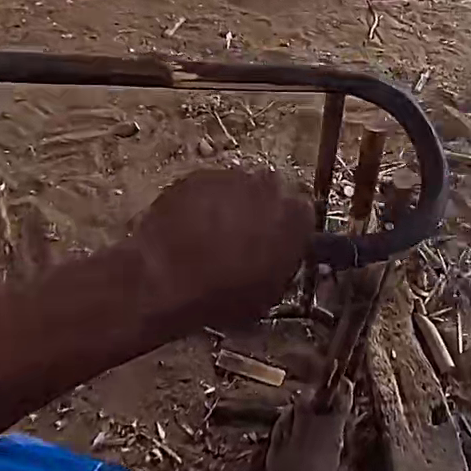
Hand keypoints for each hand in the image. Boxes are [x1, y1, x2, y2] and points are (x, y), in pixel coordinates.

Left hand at [126, 169, 312, 330]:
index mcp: (293, 216)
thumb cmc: (224, 295)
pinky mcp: (197, 175)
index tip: (276, 242)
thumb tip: (278, 260)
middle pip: (270, 193)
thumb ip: (282, 265)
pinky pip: (207, 188)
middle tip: (243, 237)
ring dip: (230, 205)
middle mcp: (267, 187)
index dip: (288, 228)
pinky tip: (189, 226)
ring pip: (237, 187)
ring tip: (210, 234)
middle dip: (259, 210)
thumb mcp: (268, 294)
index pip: (302, 214)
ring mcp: (230, 177)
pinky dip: (201, 202)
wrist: (167, 277)